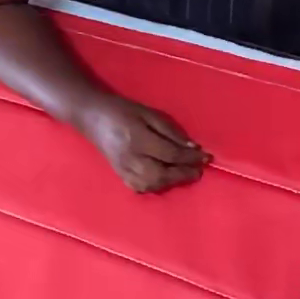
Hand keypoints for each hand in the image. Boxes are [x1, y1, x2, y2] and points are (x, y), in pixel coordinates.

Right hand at [72, 93, 210, 192]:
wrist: (92, 116)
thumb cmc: (123, 110)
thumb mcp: (150, 113)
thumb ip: (171, 132)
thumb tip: (192, 148)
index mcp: (137, 138)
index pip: (170, 154)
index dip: (190, 158)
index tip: (207, 157)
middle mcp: (130, 158)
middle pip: (162, 174)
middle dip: (183, 174)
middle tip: (199, 170)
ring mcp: (123, 170)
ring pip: (152, 184)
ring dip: (173, 181)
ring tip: (186, 173)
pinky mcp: (120, 175)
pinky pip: (142, 188)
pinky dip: (157, 186)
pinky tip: (167, 179)